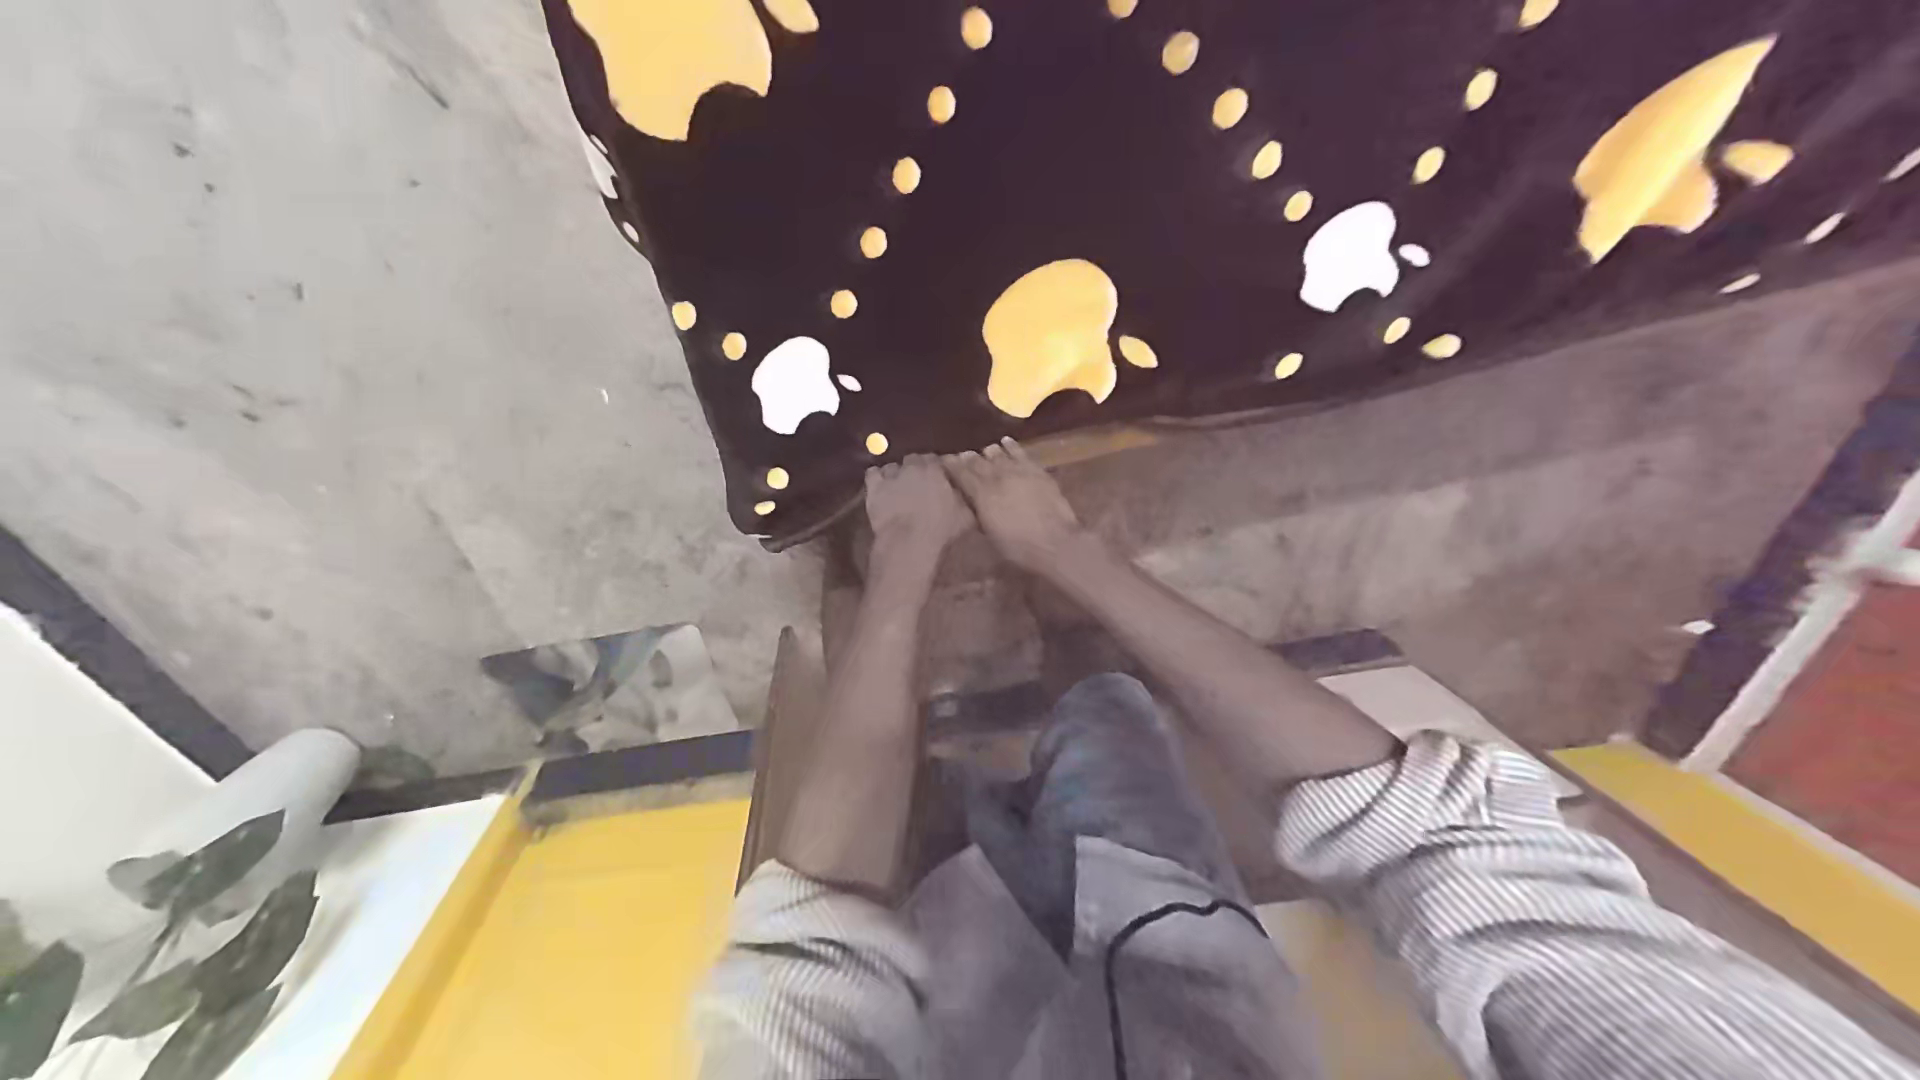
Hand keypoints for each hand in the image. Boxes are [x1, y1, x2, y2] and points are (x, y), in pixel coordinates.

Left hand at [865, 454, 974, 560]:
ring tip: (898, 486)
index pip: (934, 459)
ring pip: (892, 466)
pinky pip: (873, 473)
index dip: (934, 468)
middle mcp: (912, 467)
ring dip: (895, 473)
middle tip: (918, 483)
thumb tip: (965, 495)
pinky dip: (877, 478)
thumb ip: (964, 500)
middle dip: (915, 468)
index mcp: (935, 469)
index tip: (937, 478)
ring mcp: (891, 475)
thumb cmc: (941, 530)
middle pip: (912, 459)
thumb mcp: (965, 516)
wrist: (909, 542)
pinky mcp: (874, 488)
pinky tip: (880, 486)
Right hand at [942, 438, 1089, 575]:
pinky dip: (1010, 446)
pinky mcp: (1036, 469)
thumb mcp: (990, 535)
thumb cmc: (1019, 548)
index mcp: (981, 495)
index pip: (960, 474)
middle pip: (976, 461)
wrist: (1055, 542)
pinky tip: (1005, 441)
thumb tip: (972, 503)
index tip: (943, 460)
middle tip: (960, 456)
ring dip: (987, 453)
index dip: (950, 465)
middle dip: (966, 458)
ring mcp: (1017, 470)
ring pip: (996, 453)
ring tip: (982, 452)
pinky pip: (1019, 452)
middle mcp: (996, 477)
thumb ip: (979, 514)